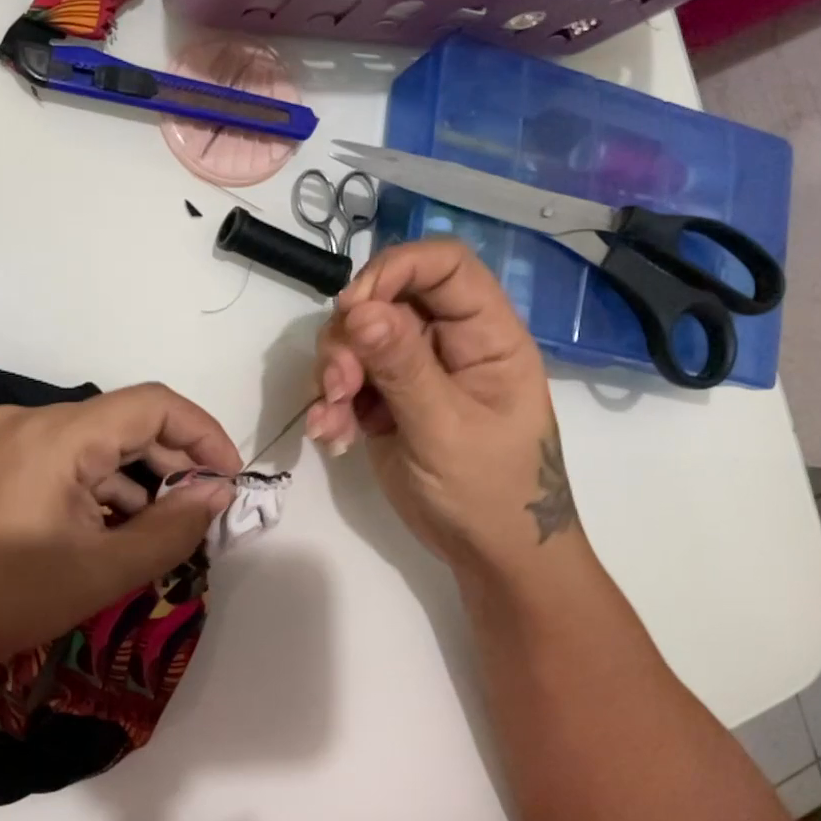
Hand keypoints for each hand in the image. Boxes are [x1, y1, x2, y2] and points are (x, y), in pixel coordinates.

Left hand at [0, 384, 241, 751]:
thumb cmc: (14, 599)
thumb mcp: (106, 570)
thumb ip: (173, 526)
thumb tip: (216, 492)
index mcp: (56, 434)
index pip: (150, 404)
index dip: (201, 433)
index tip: (229, 477)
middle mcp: (26, 417)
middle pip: (119, 420)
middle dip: (168, 460)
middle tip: (199, 509)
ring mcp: (1, 434)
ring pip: (88, 439)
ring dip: (130, 476)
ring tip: (155, 527)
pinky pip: (57, 454)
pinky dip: (91, 481)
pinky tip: (106, 526)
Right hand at [304, 241, 573, 571]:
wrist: (489, 554)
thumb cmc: (490, 492)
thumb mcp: (445, 429)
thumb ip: (402, 367)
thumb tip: (360, 309)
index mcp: (486, 336)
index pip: (445, 266)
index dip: (394, 271)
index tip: (352, 308)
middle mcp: (448, 343)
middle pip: (385, 302)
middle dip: (349, 340)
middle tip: (337, 387)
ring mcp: (413, 372)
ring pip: (355, 339)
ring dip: (332, 375)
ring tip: (334, 420)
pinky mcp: (385, 401)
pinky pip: (345, 380)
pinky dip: (330, 404)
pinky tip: (332, 436)